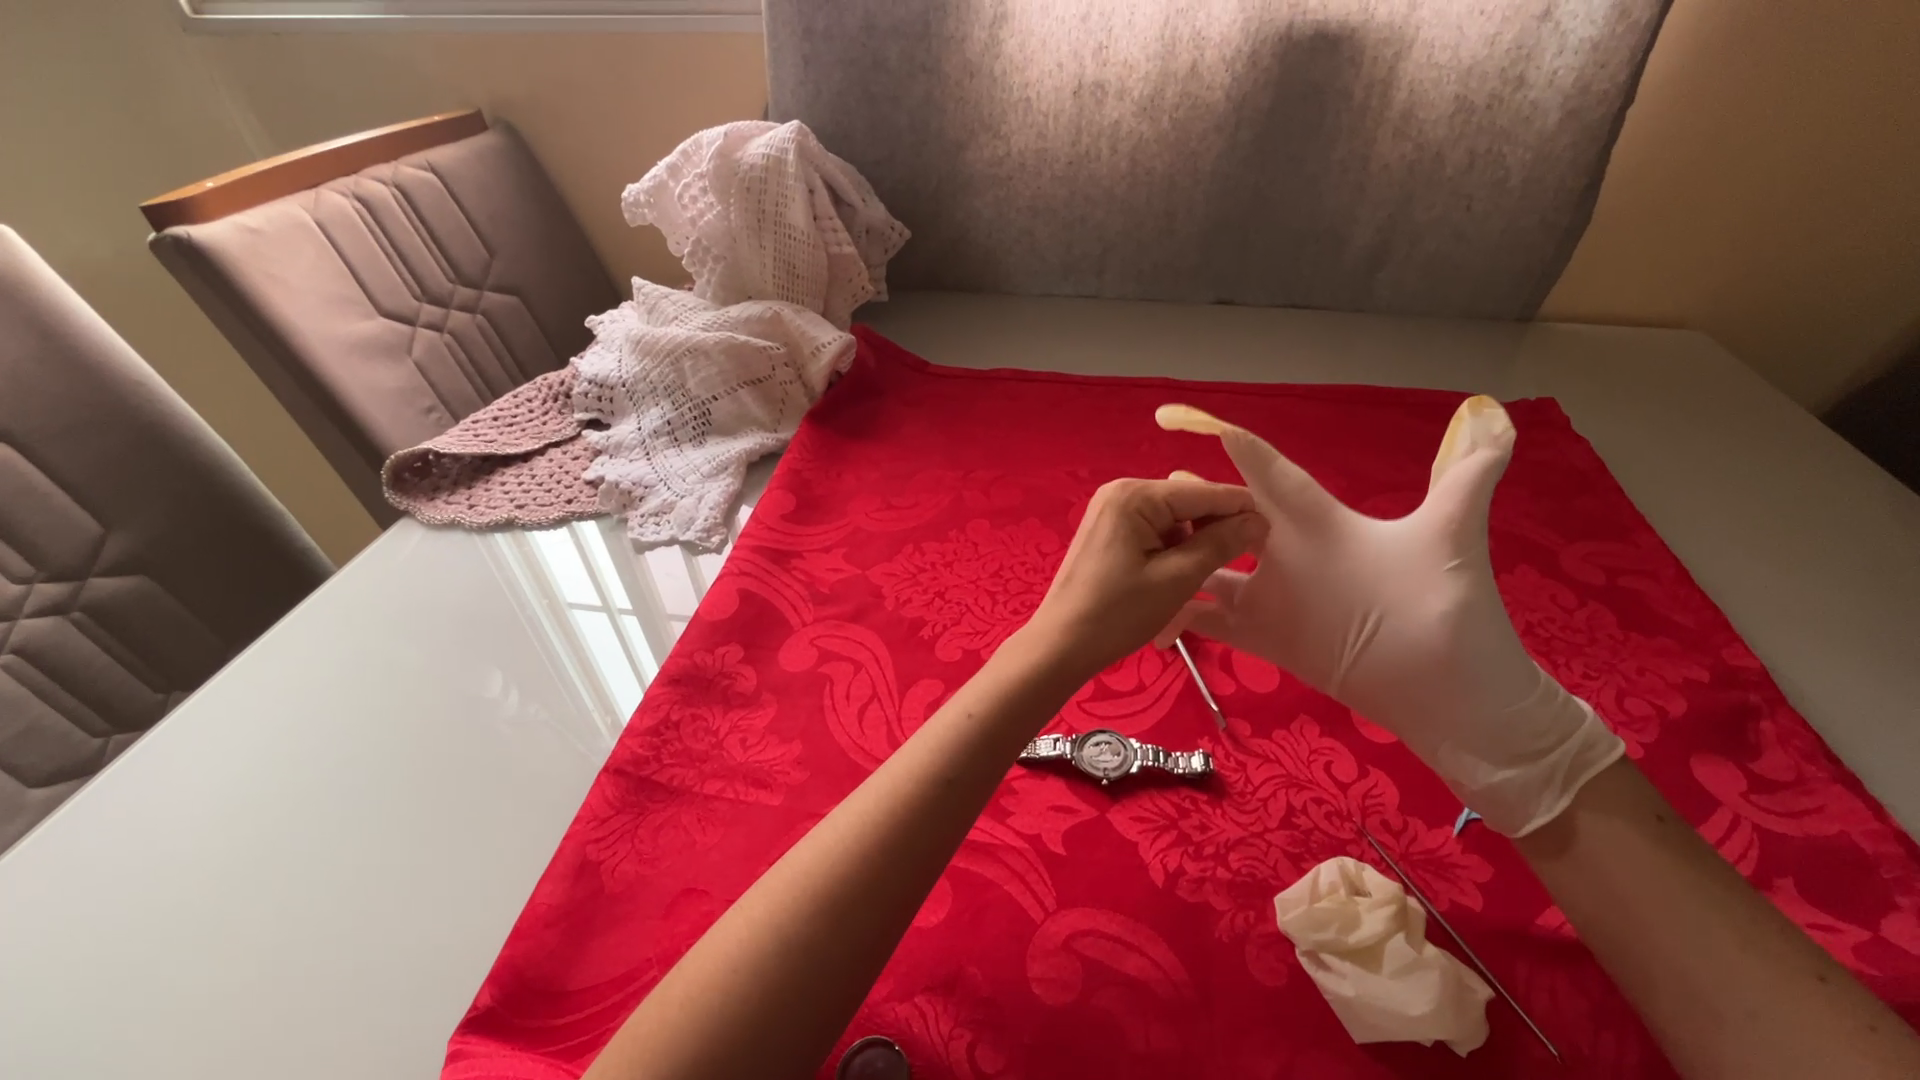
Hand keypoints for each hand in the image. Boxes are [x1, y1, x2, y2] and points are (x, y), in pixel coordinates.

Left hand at [1021, 478, 1267, 681]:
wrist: (1061, 645)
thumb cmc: (1118, 613)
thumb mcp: (1177, 579)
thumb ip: (1220, 543)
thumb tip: (1258, 520)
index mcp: (1135, 495)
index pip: (1204, 492)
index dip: (1242, 512)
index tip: (1273, 537)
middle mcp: (1121, 491)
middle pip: (1188, 500)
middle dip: (1216, 527)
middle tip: (1240, 560)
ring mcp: (1110, 511)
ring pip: (1174, 517)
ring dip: (1195, 541)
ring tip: (1205, 574)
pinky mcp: (1107, 532)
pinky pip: (1154, 530)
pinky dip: (1173, 548)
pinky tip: (1179, 574)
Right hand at [1156, 399, 1622, 836]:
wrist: (1452, 692)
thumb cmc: (1445, 606)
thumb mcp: (1452, 531)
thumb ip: (1470, 472)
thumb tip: (1501, 412)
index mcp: (1318, 521)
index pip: (1264, 469)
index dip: (1226, 440)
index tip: (1181, 416)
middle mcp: (1288, 553)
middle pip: (1226, 517)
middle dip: (1193, 500)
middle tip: (1157, 487)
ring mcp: (1274, 597)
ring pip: (1210, 566)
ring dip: (1178, 553)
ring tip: (1142, 539)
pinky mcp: (1266, 639)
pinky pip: (1211, 624)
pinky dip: (1179, 617)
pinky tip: (1147, 607)